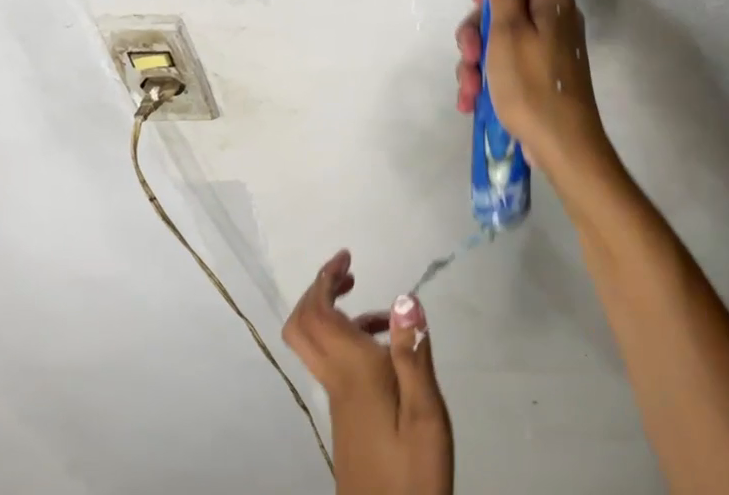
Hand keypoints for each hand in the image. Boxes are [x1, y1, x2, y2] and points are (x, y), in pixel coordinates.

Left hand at [281, 250, 451, 494]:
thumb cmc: (414, 472)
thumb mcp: (425, 413)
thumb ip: (412, 354)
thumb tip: (404, 297)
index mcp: (354, 374)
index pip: (319, 316)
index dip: (325, 280)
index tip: (348, 256)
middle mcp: (337, 383)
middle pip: (302, 328)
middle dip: (319, 292)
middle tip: (352, 273)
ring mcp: (339, 402)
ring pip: (317, 346)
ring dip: (336, 315)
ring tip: (384, 313)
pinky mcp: (348, 418)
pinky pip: (335, 364)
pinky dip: (351, 340)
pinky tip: (389, 352)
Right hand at [455, 0, 615, 178]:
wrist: (562, 145)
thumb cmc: (531, 84)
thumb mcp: (508, 30)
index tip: (476, 2)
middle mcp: (554, 18)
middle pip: (506, 4)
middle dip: (477, 29)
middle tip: (468, 54)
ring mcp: (549, 48)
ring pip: (501, 38)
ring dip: (477, 61)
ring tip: (469, 88)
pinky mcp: (542, 74)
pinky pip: (509, 64)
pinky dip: (489, 78)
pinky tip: (473, 102)